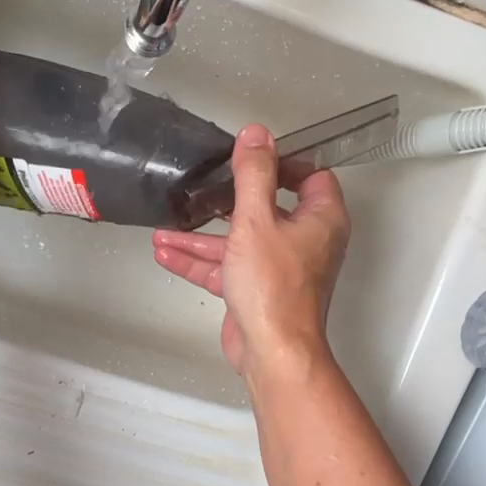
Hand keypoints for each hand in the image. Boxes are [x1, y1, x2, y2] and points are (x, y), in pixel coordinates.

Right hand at [152, 124, 351, 377]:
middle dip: (224, 203)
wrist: (272, 350)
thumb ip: (254, 175)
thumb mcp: (256, 220)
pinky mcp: (256, 291)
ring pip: (238, 242)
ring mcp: (279, 268)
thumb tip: (256, 135)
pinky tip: (168, 255)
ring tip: (165, 230)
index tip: (251, 158)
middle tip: (202, 189)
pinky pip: (226, 268)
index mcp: (320, 219)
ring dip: (200, 237)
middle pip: (265, 209)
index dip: (281, 164)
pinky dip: (199, 262)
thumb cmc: (275, 290)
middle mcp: (305, 241)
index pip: (309, 177)